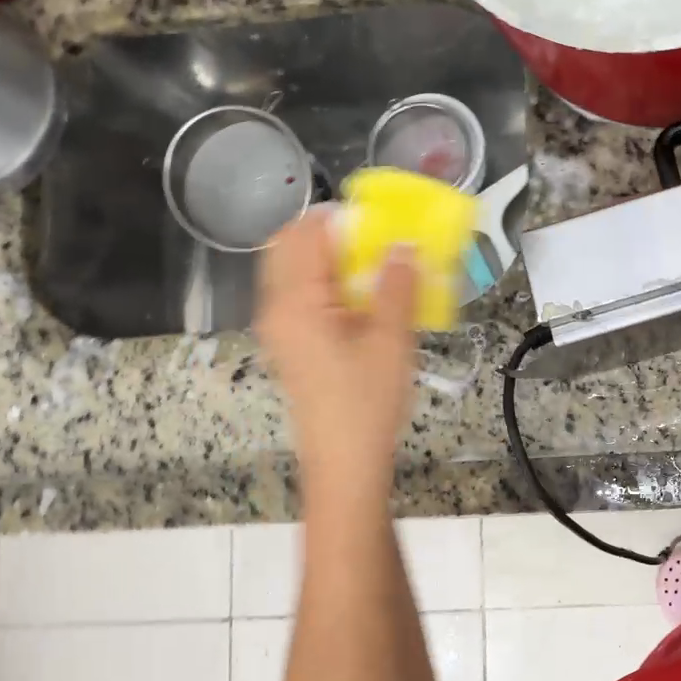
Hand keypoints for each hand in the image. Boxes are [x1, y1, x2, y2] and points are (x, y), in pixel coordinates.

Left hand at [256, 208, 418, 501]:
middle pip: (291, 247)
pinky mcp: (291, 345)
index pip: (304, 233)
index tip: (382, 222)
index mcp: (296, 301)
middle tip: (378, 244)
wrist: (343, 461)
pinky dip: (330, 287)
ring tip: (378, 274)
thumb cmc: (366, 403)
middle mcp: (276, 308)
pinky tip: (366, 305)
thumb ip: (396, 287)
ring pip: (295, 272)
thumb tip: (403, 247)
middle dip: (334, 236)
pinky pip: (302, 297)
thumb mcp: (390, 341)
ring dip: (333, 262)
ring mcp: (280, 328)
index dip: (341, 218)